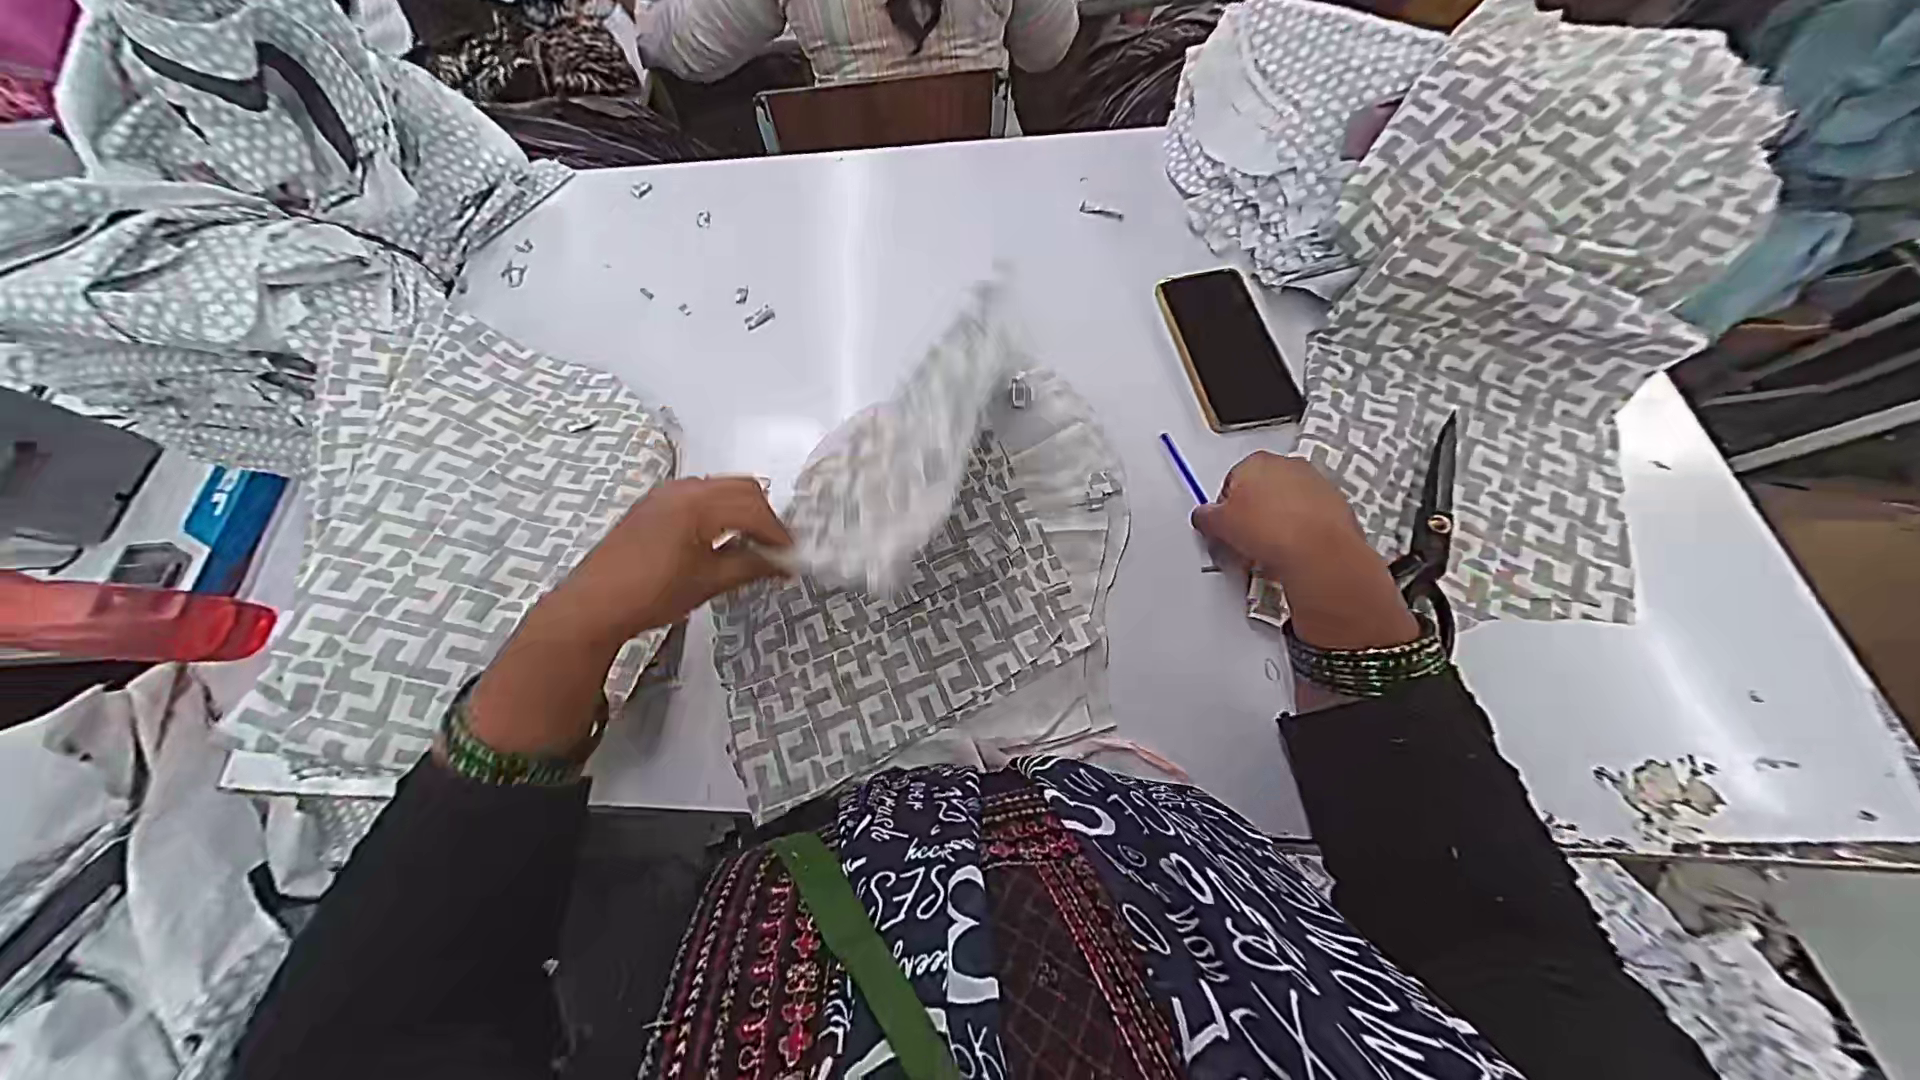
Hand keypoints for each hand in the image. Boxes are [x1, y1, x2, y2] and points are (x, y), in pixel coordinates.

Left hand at [467, 478, 790, 757]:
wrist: (591, 607)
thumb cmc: (650, 595)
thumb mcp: (709, 582)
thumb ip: (751, 565)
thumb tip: (784, 563)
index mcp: (696, 504)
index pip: (754, 508)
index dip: (779, 533)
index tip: (793, 556)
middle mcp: (682, 489)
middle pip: (743, 488)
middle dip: (765, 516)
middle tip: (777, 549)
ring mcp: (666, 493)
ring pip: (722, 488)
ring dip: (744, 511)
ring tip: (754, 545)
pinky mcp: (655, 504)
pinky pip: (701, 495)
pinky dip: (722, 511)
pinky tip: (724, 539)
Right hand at [1190, 452, 1373, 580]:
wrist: (1318, 553)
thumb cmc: (1271, 530)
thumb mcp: (1218, 526)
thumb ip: (1205, 516)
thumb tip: (1204, 517)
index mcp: (1256, 461)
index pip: (1230, 481)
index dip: (1224, 509)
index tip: (1224, 526)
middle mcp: (1288, 465)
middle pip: (1259, 489)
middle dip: (1250, 512)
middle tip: (1242, 538)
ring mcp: (1315, 482)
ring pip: (1284, 503)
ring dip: (1274, 521)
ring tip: (1266, 548)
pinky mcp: (1335, 504)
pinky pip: (1307, 516)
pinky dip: (1298, 530)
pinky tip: (1289, 550)